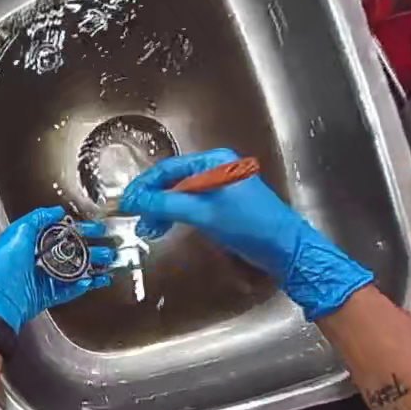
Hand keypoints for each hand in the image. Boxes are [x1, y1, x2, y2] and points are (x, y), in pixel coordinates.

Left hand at [0, 207, 115, 330]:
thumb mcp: (18, 232)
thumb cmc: (3, 265)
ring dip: (94, 267)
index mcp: (35, 241)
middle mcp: (42, 258)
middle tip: (110, 248)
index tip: (98, 228)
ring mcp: (48, 277)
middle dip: (94, 248)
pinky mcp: (51, 294)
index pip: (64, 232)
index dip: (82, 229)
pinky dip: (84, 285)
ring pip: (76, 270)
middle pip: (74, 251)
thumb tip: (56, 210)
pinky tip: (96, 280)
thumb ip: (38, 218)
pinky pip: (72, 289)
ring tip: (109, 264)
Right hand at [118, 149, 372, 319]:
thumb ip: (165, 203)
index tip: (125, 202)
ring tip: (149, 230)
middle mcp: (216, 169)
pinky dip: (178, 216)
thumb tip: (134, 199)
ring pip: (182, 195)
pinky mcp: (225, 205)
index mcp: (213, 161)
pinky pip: (193, 206)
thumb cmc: (247, 225)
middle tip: (136, 220)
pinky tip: (166, 228)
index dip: (144, 185)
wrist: (285, 248)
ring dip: (163, 211)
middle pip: (174, 181)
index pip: (168, 168)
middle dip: (153, 200)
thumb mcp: (202, 212)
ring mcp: (221, 187)